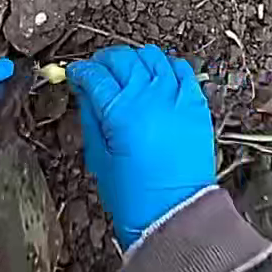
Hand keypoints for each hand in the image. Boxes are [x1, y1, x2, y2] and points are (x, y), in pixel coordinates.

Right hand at [69, 45, 215, 247]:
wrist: (177, 215)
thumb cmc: (135, 197)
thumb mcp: (100, 159)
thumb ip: (91, 118)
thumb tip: (84, 91)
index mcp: (121, 112)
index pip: (95, 76)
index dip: (81, 71)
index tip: (76, 73)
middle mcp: (148, 96)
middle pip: (123, 59)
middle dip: (105, 60)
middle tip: (97, 69)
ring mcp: (175, 95)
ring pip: (152, 56)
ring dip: (135, 59)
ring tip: (127, 70)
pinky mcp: (195, 101)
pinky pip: (181, 68)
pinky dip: (167, 65)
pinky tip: (158, 74)